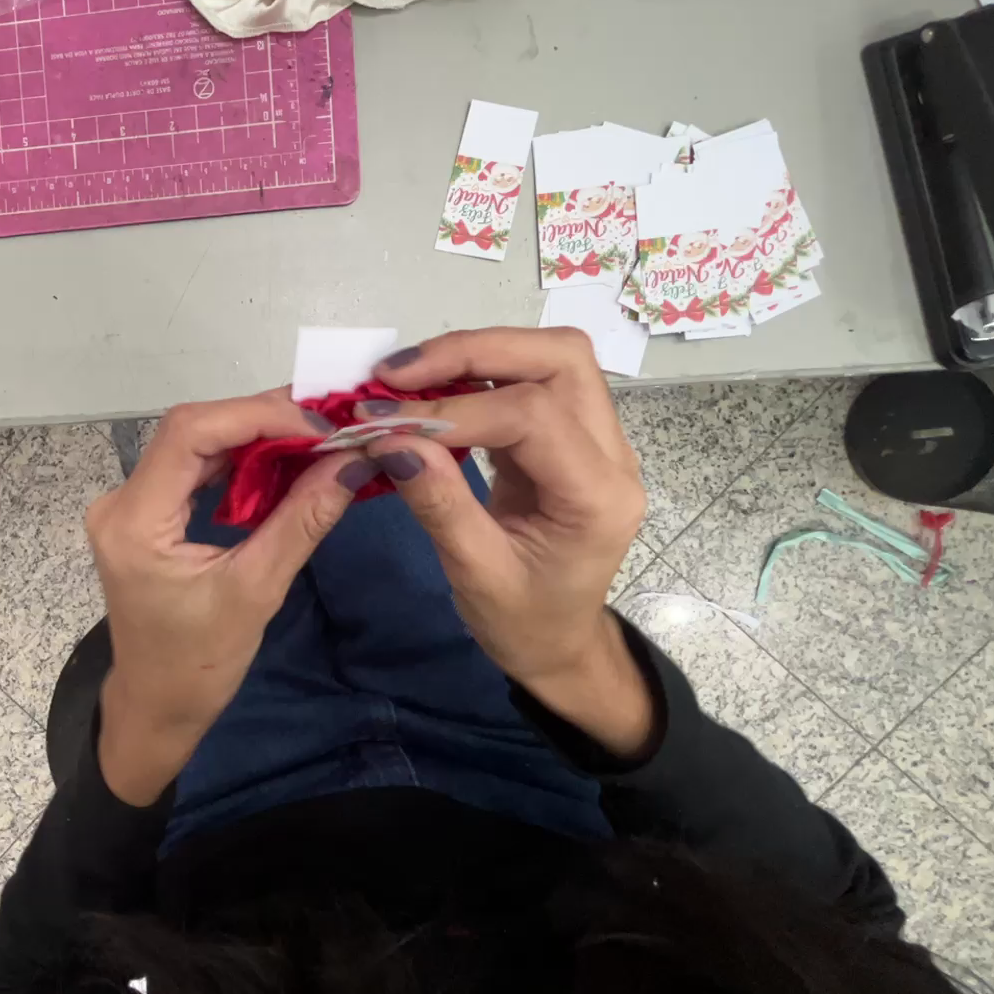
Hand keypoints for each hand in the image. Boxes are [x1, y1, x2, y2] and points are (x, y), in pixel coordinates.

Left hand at [86, 392, 370, 804]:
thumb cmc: (198, 666)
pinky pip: (193, 468)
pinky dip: (238, 459)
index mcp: (135, 522)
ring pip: (193, 443)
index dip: (256, 415)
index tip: (319, 424)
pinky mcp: (145, 513)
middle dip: (261, 419)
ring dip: (254, 435)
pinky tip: (281, 459)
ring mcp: (129, 505)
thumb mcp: (256, 592)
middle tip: (328, 422)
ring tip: (315, 435)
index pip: (190, 433)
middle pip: (191, 430)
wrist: (155, 705)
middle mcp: (121, 501)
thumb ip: (302, 521)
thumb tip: (352, 463)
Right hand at [360, 328, 654, 755]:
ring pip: (548, 357)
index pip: (531, 415)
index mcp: (596, 496)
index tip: (383, 420)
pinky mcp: (566, 437)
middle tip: (395, 373)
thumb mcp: (474, 573)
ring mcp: (594, 439)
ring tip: (405, 375)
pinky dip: (475, 373)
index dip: (454, 408)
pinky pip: (528, 380)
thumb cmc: (522, 621)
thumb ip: (438, 502)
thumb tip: (389, 441)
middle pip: (559, 358)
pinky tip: (429, 389)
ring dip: (474, 352)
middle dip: (473, 350)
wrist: (559, 642)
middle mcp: (610, 454)